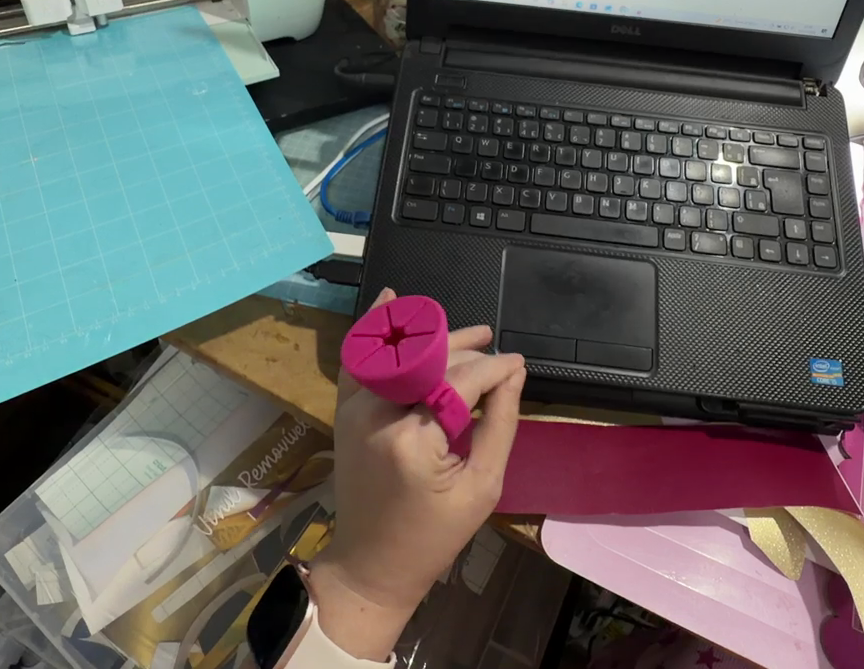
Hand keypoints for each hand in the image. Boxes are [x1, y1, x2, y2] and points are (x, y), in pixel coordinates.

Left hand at [308, 288, 526, 660]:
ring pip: (402, 353)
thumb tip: (514, 374)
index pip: (463, 380)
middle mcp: (378, 412)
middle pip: (433, 361)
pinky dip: (376, 329)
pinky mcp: (345, 409)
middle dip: (469, 352)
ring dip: (436, 340)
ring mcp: (355, 408)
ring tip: (474, 335)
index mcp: (414, 438)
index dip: (495, 366)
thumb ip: (499, 423)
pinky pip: (360, 358)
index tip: (518, 364)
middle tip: (497, 353)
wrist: (371, 564)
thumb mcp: (481, 486)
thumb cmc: (433, 536)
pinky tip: (391, 298)